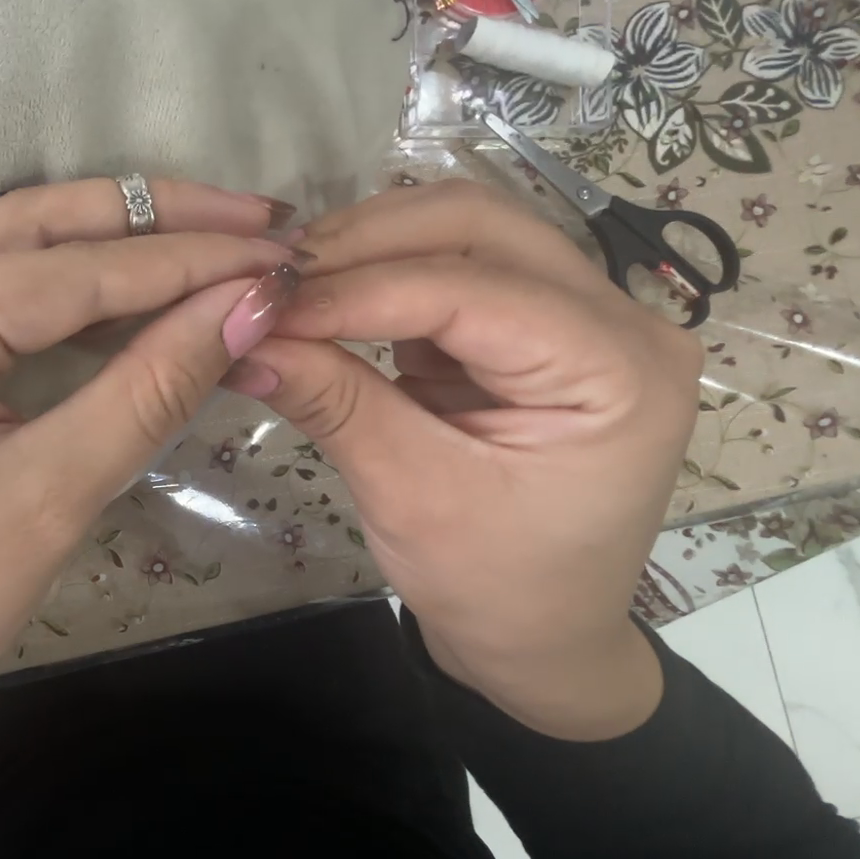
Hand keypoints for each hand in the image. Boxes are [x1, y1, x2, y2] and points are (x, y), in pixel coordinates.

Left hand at [0, 180, 301, 848]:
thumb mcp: (49, 496)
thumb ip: (148, 387)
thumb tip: (247, 303)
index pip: (70, 269)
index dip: (186, 259)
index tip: (282, 251)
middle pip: (33, 228)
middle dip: (150, 219)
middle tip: (258, 219)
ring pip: (9, 253)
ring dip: (109, 244)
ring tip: (212, 243)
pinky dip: (64, 291)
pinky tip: (129, 295)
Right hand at [231, 182, 703, 740]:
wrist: (534, 633)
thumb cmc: (492, 584)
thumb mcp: (408, 496)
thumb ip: (333, 403)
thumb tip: (243, 339)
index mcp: (616, 369)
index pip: (468, 289)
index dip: (354, 289)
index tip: (261, 306)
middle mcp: (613, 319)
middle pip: (480, 225)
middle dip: (365, 240)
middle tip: (273, 275)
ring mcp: (571, 318)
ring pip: (463, 232)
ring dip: (367, 247)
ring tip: (287, 284)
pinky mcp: (522, 332)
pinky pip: (446, 270)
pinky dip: (374, 275)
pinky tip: (321, 299)